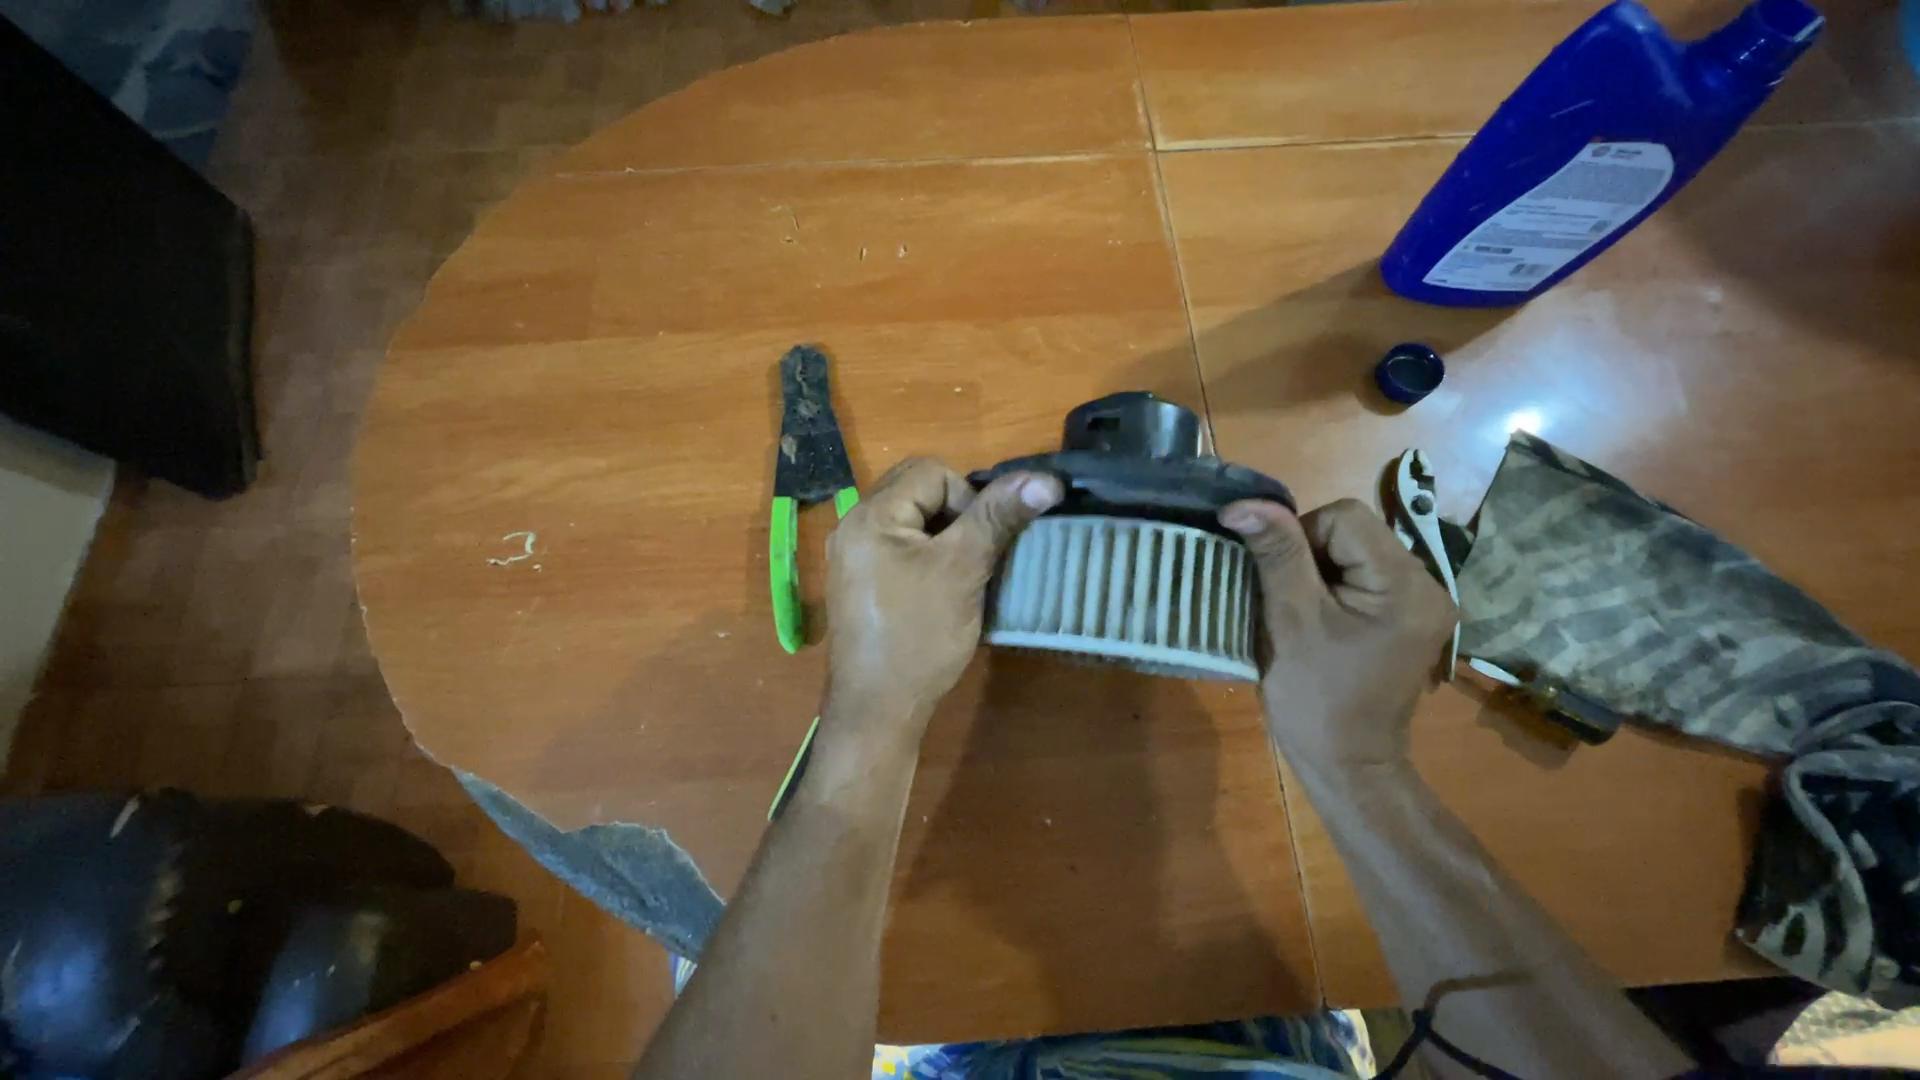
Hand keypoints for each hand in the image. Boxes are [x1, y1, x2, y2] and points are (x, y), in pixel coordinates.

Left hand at [824, 457, 1061, 735]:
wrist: (877, 708)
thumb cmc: (919, 636)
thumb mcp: (963, 570)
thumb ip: (999, 518)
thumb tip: (1047, 479)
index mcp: (870, 515)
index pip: (931, 472)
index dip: (967, 498)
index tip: (978, 545)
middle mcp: (852, 526)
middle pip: (917, 490)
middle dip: (955, 515)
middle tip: (971, 558)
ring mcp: (852, 556)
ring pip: (911, 521)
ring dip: (944, 538)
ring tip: (960, 576)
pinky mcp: (859, 582)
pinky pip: (899, 547)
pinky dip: (926, 557)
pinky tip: (939, 592)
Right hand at [1218, 498, 1456, 773]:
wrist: (1347, 764)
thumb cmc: (1314, 698)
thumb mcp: (1290, 621)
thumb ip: (1276, 554)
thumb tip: (1245, 504)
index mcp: (1406, 586)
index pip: (1343, 517)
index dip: (1298, 539)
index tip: (1281, 586)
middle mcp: (1429, 585)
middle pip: (1353, 531)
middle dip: (1309, 557)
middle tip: (1289, 604)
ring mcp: (1423, 603)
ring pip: (1355, 552)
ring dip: (1317, 573)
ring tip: (1303, 615)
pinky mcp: (1410, 617)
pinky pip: (1364, 576)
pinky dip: (1332, 588)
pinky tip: (1321, 622)